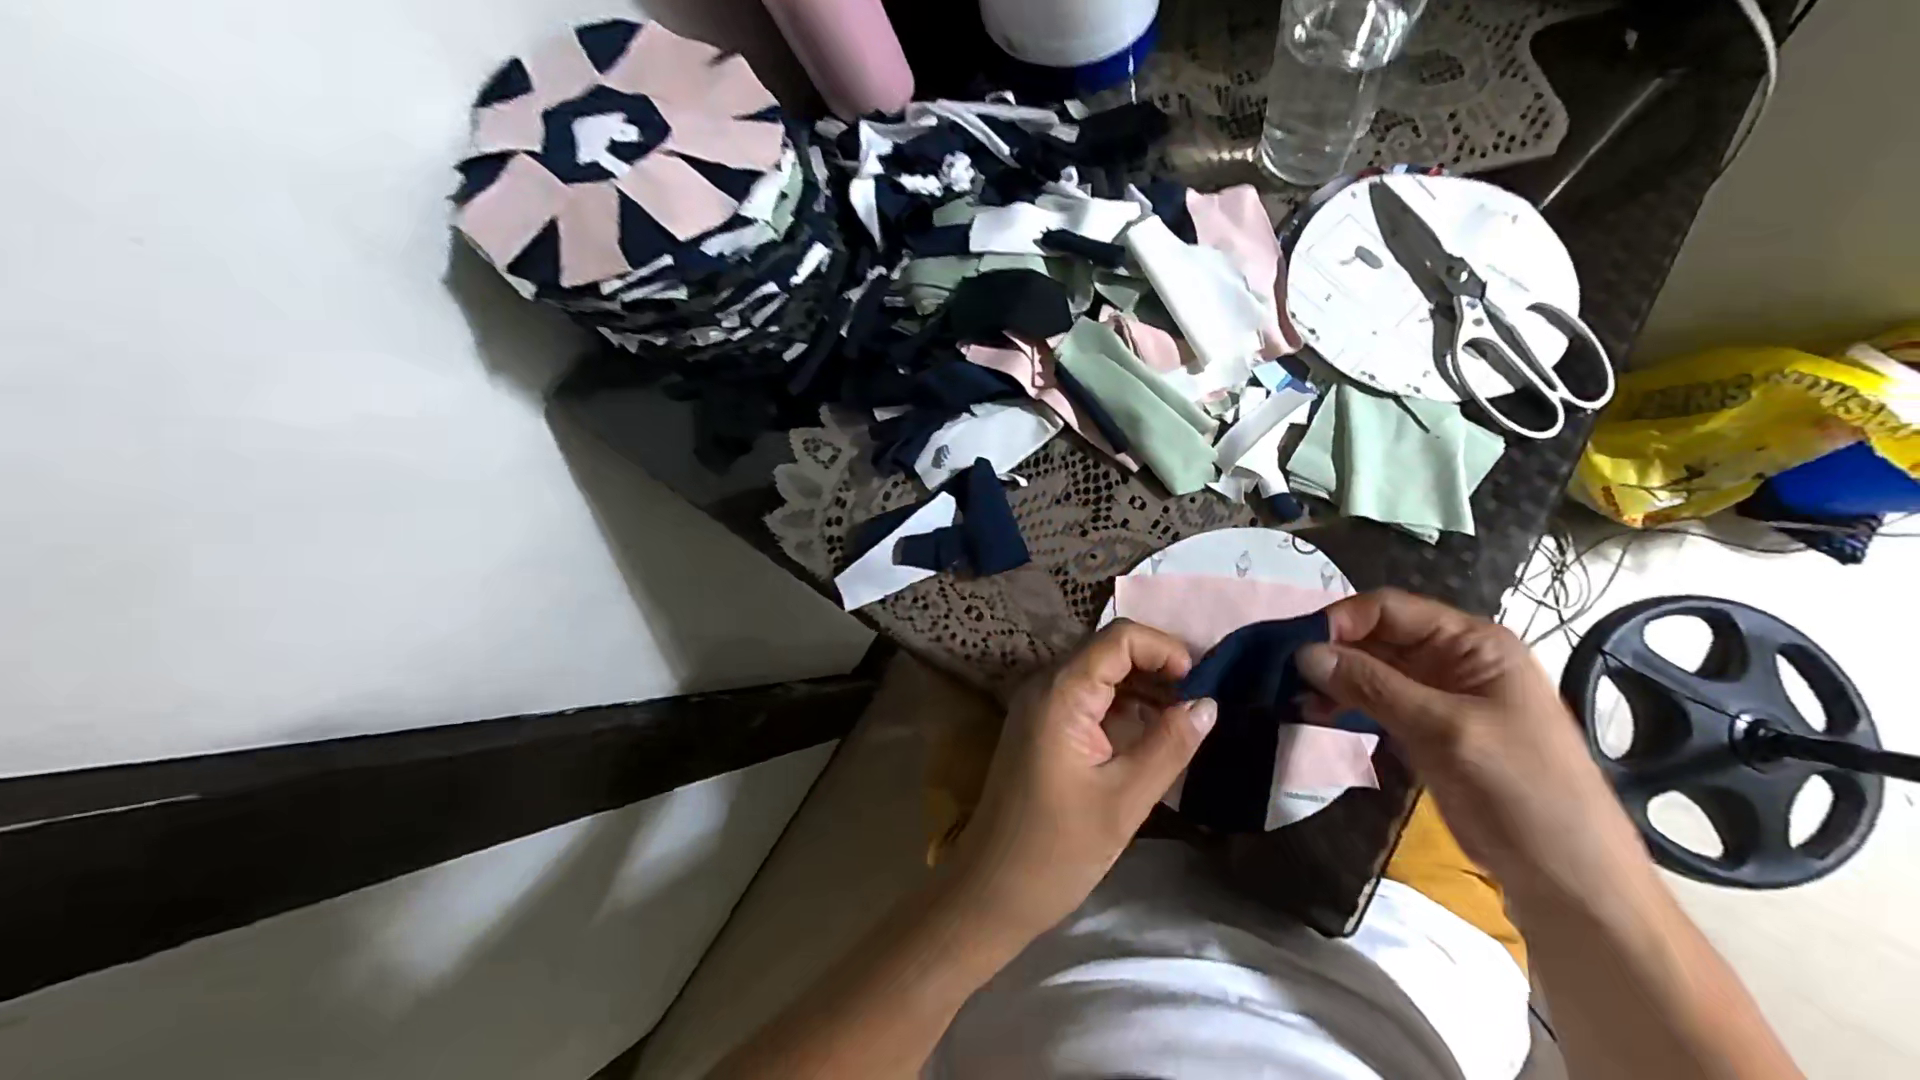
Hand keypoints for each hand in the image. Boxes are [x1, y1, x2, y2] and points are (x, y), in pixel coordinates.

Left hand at [943, 620, 1217, 940]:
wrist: (992, 889)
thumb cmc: (1057, 850)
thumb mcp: (1124, 800)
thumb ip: (1169, 745)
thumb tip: (1209, 703)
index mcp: (1060, 694)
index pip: (1119, 638)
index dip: (1165, 649)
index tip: (1202, 684)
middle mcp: (1045, 686)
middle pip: (1110, 651)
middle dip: (1159, 668)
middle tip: (1202, 703)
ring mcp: (1040, 706)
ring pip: (1101, 675)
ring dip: (1144, 689)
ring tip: (1187, 720)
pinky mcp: (1042, 727)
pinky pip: (1088, 700)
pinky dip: (1124, 708)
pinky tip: (1155, 734)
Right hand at [1296, 589, 1650, 902]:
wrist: (1568, 877)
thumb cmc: (1519, 790)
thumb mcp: (1443, 730)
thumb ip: (1372, 686)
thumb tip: (1305, 653)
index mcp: (1473, 643)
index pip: (1391, 609)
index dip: (1342, 620)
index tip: (1297, 647)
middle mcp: (1454, 659)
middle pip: (1376, 636)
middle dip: (1330, 650)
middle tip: (1283, 673)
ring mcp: (1439, 695)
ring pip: (1370, 668)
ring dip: (1332, 678)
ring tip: (1292, 696)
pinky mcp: (1426, 727)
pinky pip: (1374, 700)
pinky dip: (1343, 703)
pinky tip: (1313, 713)